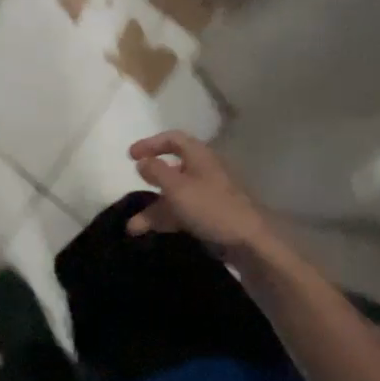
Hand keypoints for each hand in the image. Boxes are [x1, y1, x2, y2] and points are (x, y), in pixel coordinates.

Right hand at [126, 131, 272, 251]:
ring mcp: (206, 195)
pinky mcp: (209, 216)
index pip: (172, 139)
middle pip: (171, 168)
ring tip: (132, 228)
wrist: (249, 241)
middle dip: (150, 180)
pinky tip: (149, 232)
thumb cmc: (210, 206)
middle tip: (132, 185)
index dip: (150, 143)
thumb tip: (142, 162)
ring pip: (174, 195)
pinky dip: (165, 220)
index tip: (130, 155)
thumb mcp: (177, 187)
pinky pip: (181, 213)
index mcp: (198, 155)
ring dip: (152, 209)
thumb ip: (156, 172)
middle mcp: (202, 171)